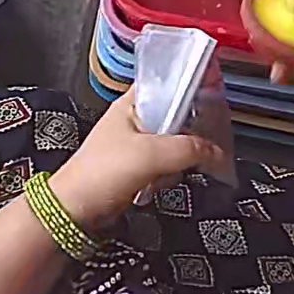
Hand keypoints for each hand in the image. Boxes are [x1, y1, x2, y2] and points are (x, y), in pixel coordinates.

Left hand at [50, 93, 226, 230]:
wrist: (76, 210)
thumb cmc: (100, 173)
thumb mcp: (152, 154)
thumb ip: (190, 148)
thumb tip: (217, 152)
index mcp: (132, 103)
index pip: (170, 83)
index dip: (192, 88)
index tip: (212, 97)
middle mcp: (135, 119)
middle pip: (178, 118)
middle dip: (187, 137)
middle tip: (188, 149)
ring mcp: (136, 144)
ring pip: (175, 145)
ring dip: (175, 163)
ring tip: (161, 173)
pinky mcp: (138, 167)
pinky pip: (166, 166)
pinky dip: (166, 177)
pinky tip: (155, 185)